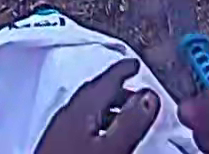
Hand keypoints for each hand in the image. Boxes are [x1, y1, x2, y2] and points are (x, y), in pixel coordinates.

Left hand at [36, 58, 161, 153]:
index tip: (135, 63)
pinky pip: (85, 123)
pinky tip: (105, 136)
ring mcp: (62, 129)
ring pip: (91, 109)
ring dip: (111, 107)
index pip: (106, 79)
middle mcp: (70, 113)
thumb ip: (131, 122)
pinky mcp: (59, 144)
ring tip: (128, 115)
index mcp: (82, 106)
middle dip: (119, 90)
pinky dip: (100, 122)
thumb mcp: (111, 148)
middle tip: (138, 92)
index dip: (123, 70)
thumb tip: (149, 98)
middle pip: (98, 92)